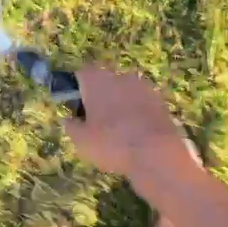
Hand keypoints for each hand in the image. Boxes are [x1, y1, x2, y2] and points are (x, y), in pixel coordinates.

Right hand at [61, 69, 187, 180]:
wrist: (156, 153)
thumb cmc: (111, 143)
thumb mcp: (81, 141)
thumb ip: (71, 126)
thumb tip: (68, 119)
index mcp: (97, 81)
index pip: (81, 74)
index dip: (76, 89)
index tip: (75, 107)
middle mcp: (119, 76)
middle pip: (103, 81)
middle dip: (98, 97)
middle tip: (95, 122)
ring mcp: (142, 86)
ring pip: (123, 91)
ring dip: (118, 104)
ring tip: (117, 131)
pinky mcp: (159, 99)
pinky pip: (140, 102)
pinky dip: (135, 112)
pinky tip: (135, 133)